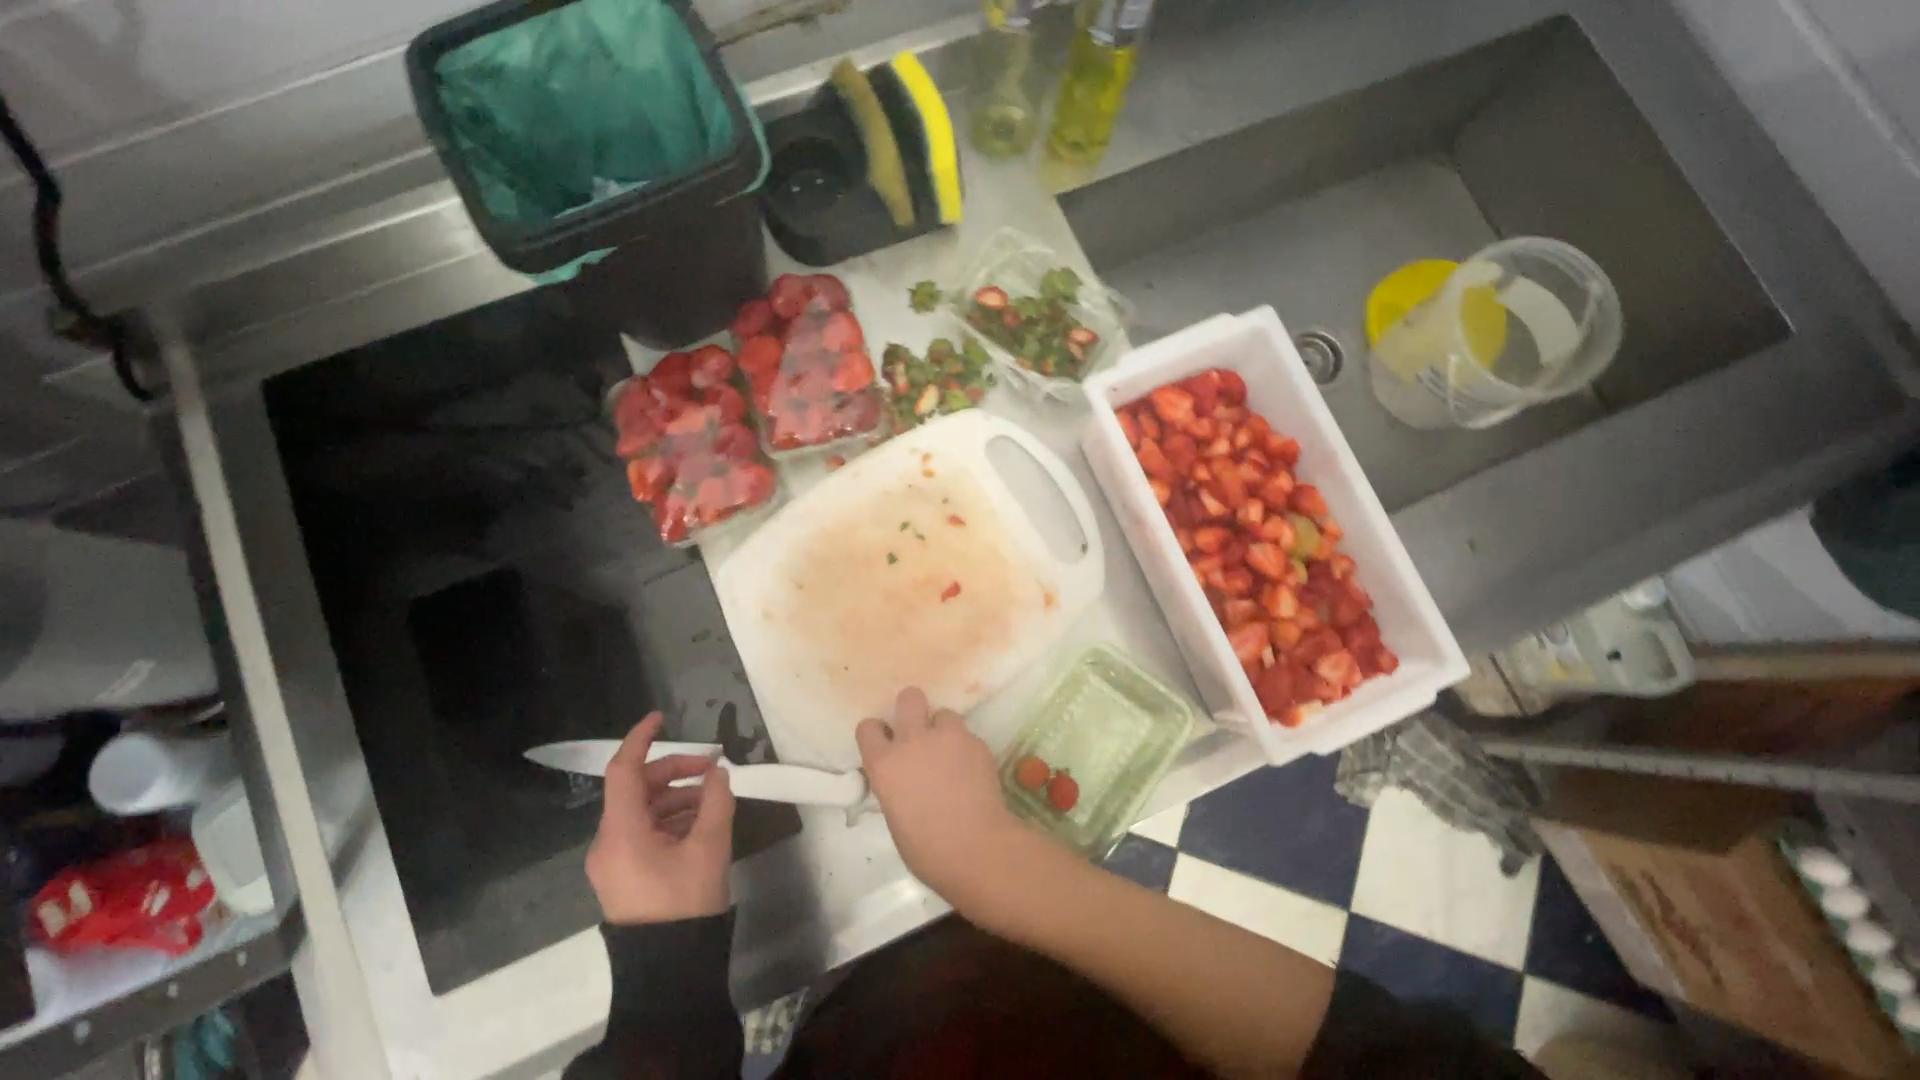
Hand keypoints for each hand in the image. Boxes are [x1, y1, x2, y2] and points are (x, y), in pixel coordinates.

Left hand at [584, 713, 735, 923]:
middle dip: (675, 773)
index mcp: (621, 832)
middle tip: (714, 770)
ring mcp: (612, 861)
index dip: (641, 739)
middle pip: (637, 789)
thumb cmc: (686, 903)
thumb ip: (716, 803)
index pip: (624, 770)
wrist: (668, 968)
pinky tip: (700, 824)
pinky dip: (669, 820)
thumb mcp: (709, 849)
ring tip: (713, 801)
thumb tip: (718, 774)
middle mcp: (607, 842)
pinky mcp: (622, 875)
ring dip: (676, 798)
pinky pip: (642, 833)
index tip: (661, 718)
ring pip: (642, 811)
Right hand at [856, 688, 1022, 908]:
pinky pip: (967, 736)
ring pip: (944, 713)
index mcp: (884, 764)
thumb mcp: (895, 816)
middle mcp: (913, 741)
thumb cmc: (926, 848)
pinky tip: (972, 771)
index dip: (878, 733)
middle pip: (909, 698)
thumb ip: (895, 786)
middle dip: (913, 709)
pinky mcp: (977, 743)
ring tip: (951, 754)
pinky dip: (967, 749)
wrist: (975, 847)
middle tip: (920, 731)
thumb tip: (904, 780)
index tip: (886, 744)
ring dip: (944, 729)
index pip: (868, 727)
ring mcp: (948, 738)